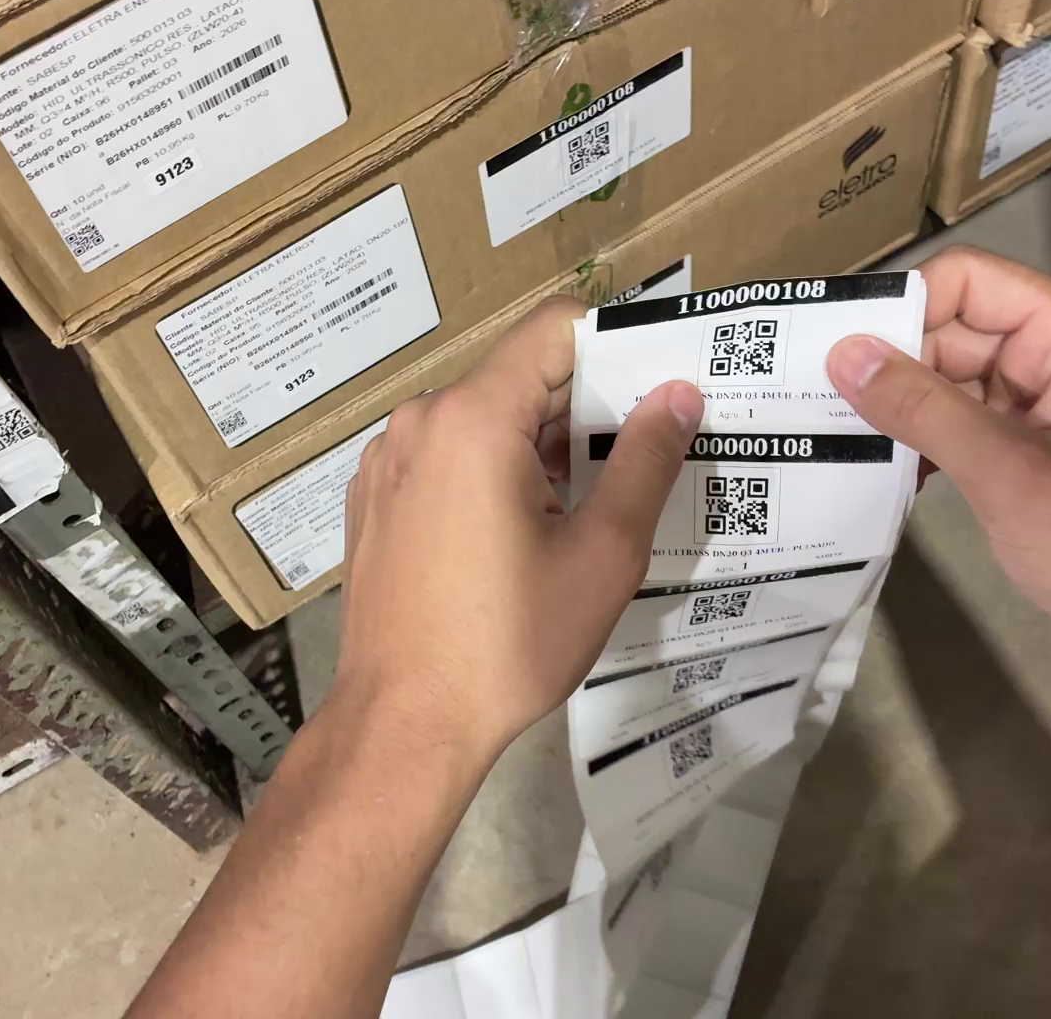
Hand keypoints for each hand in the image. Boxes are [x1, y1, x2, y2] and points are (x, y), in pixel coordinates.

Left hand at [337, 297, 703, 754]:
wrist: (403, 721)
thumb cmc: (510, 643)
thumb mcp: (601, 556)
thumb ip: (645, 461)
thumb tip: (677, 393)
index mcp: (473, 418)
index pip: (552, 328)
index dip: (612, 345)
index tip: (651, 389)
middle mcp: (419, 420)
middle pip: (517, 376)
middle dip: (579, 408)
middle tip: (632, 460)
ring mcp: (386, 458)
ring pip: (479, 417)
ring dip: (533, 444)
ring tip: (578, 506)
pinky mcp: (373, 495)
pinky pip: (443, 454)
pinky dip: (486, 469)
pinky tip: (510, 532)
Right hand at [825, 247, 1050, 683]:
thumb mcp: (1005, 469)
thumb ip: (920, 406)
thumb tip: (840, 353)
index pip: (968, 282)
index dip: (903, 306)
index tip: (837, 351)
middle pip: (947, 328)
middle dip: (886, 361)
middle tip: (814, 399)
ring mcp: (1032, 406)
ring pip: (939, 378)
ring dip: (891, 404)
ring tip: (828, 431)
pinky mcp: (1013, 447)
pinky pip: (945, 420)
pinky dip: (909, 436)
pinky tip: (872, 464)